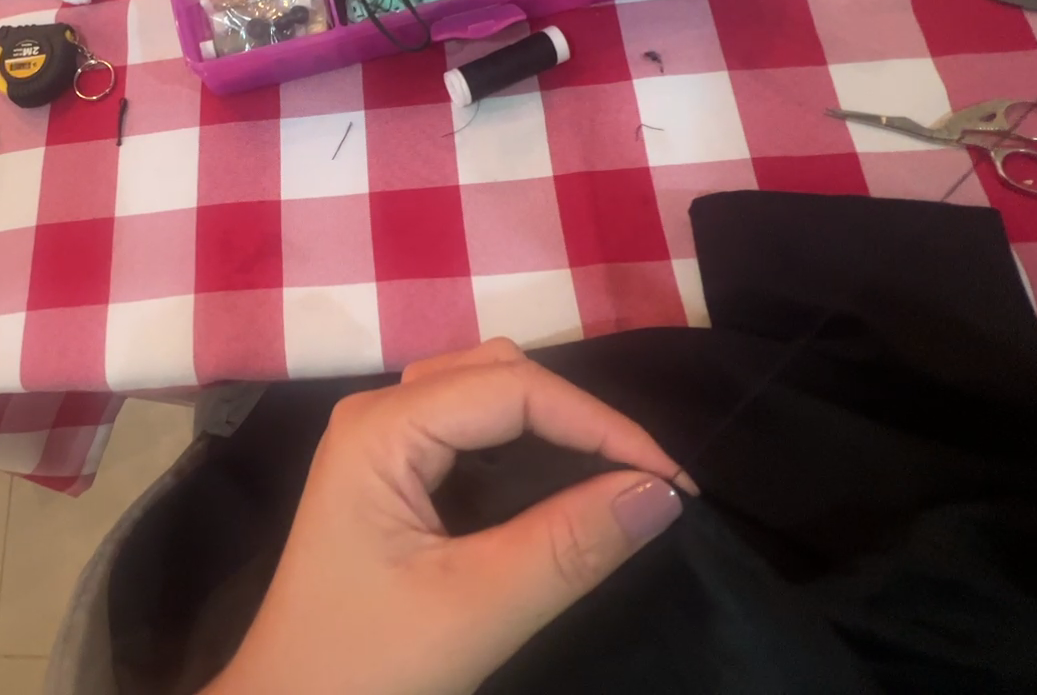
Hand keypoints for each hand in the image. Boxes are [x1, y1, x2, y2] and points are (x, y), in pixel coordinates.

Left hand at [204, 339, 693, 694]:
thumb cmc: (363, 666)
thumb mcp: (473, 610)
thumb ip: (567, 546)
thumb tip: (659, 492)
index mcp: (381, 427)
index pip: (510, 387)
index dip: (598, 423)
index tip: (673, 480)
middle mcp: (377, 411)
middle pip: (494, 372)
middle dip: (575, 414)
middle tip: (645, 478)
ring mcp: (379, 434)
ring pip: (481, 389)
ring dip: (549, 419)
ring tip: (612, 472)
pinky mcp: (388, 463)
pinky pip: (466, 422)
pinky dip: (520, 437)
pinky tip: (552, 473)